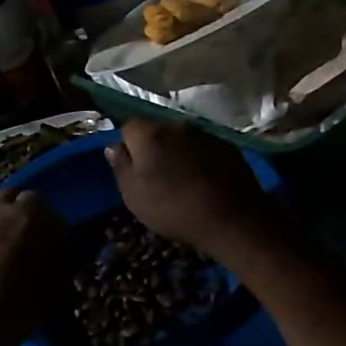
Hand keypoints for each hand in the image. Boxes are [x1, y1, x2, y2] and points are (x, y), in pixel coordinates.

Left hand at [0, 190, 67, 345]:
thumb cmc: (18, 307)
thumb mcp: (54, 283)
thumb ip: (58, 254)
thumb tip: (57, 244)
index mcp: (26, 216)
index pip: (42, 201)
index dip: (48, 219)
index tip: (53, 238)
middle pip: (15, 197)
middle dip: (25, 212)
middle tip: (32, 237)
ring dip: (5, 222)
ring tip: (11, 248)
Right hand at [105, 119, 271, 256]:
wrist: (232, 220)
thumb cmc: (173, 208)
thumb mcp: (133, 194)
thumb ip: (120, 166)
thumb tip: (113, 147)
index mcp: (149, 134)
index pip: (128, 128)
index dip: (128, 148)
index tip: (134, 170)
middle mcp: (176, 125)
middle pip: (156, 131)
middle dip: (153, 148)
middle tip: (156, 177)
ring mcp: (205, 134)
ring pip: (181, 139)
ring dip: (178, 152)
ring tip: (182, 181)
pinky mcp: (227, 146)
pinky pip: (204, 148)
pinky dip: (200, 159)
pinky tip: (204, 182)